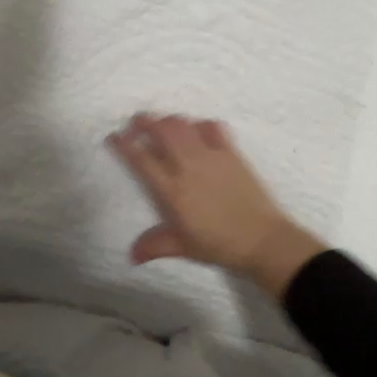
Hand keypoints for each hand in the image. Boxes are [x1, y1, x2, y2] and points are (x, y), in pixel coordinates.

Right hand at [109, 113, 326, 297]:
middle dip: (145, 122)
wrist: (262, 238)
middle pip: (161, 131)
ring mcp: (211, 155)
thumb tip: (132, 255)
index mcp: (172, 190)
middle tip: (137, 122)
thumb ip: (155, 245)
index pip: (142, 159)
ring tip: (164, 125)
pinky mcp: (231, 152)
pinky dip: (201, 124)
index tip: (114, 136)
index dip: (125, 145)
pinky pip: (213, 127)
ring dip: (170, 120)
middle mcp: (188, 166)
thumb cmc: (219, 244)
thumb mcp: (184, 247)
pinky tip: (198, 131)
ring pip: (184, 124)